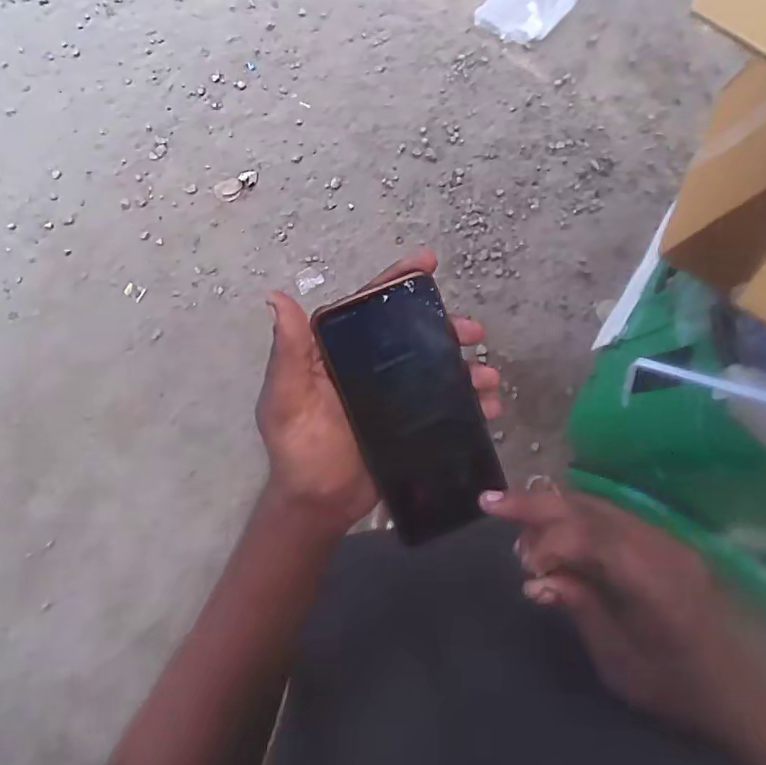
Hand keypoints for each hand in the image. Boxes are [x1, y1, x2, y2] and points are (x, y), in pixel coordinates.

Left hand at [257, 248, 502, 536]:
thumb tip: (277, 297)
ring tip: (486, 376)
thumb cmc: (296, 446)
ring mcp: (394, 395)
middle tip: (472, 331)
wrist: (318, 502)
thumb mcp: (285, 396)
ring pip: (437, 368)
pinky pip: (447, 406)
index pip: (369, 308)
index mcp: (339, 351)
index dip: (397, 281)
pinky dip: (471, 403)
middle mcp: (370, 366)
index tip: (426, 262)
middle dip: (447, 327)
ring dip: (466, 365)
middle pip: (414, 335)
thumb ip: (287, 350)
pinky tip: (488, 407)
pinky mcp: (413, 424)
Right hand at [480, 480, 760, 742]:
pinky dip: (575, 516)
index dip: (547, 539)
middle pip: (588, 508)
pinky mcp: (664, 542)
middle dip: (536, 503)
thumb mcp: (619, 661)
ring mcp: (664, 539)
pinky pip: (611, 516)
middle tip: (491, 502)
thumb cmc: (677, 689)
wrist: (740, 696)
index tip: (524, 567)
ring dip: (553, 508)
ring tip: (514, 518)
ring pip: (598, 505)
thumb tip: (536, 578)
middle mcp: (658, 546)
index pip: (587, 534)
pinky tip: (552, 527)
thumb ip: (579, 607)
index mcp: (650, 578)